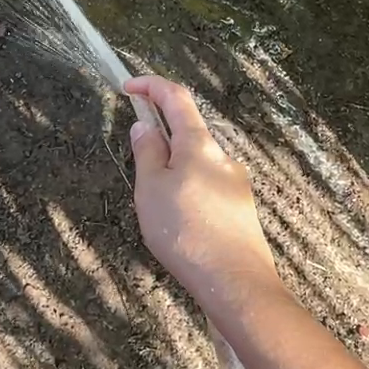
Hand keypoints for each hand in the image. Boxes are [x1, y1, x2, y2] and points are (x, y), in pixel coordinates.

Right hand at [125, 76, 280, 309]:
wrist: (236, 283)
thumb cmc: (184, 231)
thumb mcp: (151, 189)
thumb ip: (147, 153)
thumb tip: (145, 125)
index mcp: (199, 144)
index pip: (176, 97)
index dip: (150, 85)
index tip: (127, 88)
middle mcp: (223, 156)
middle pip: (189, 129)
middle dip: (161, 133)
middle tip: (138, 163)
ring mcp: (236, 182)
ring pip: (198, 160)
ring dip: (174, 165)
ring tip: (156, 203)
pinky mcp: (240, 208)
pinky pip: (207, 183)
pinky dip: (187, 186)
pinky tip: (179, 220)